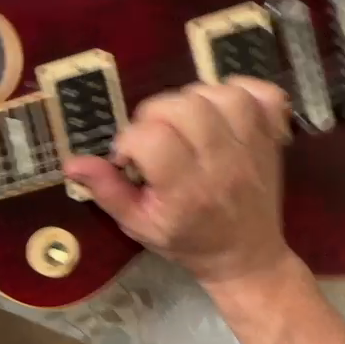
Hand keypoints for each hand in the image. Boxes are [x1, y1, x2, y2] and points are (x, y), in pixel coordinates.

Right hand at [64, 78, 297, 286]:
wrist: (243, 253)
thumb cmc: (184, 239)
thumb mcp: (136, 224)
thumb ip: (106, 190)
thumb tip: (72, 163)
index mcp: (185, 190)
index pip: (151, 138)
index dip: (129, 140)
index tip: (129, 158)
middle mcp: (221, 163)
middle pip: (184, 107)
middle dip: (156, 115)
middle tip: (153, 138)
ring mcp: (252, 146)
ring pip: (218, 94)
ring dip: (192, 100)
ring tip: (183, 123)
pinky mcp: (272, 135)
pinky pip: (262, 93)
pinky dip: (238, 90)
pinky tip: (219, 108)